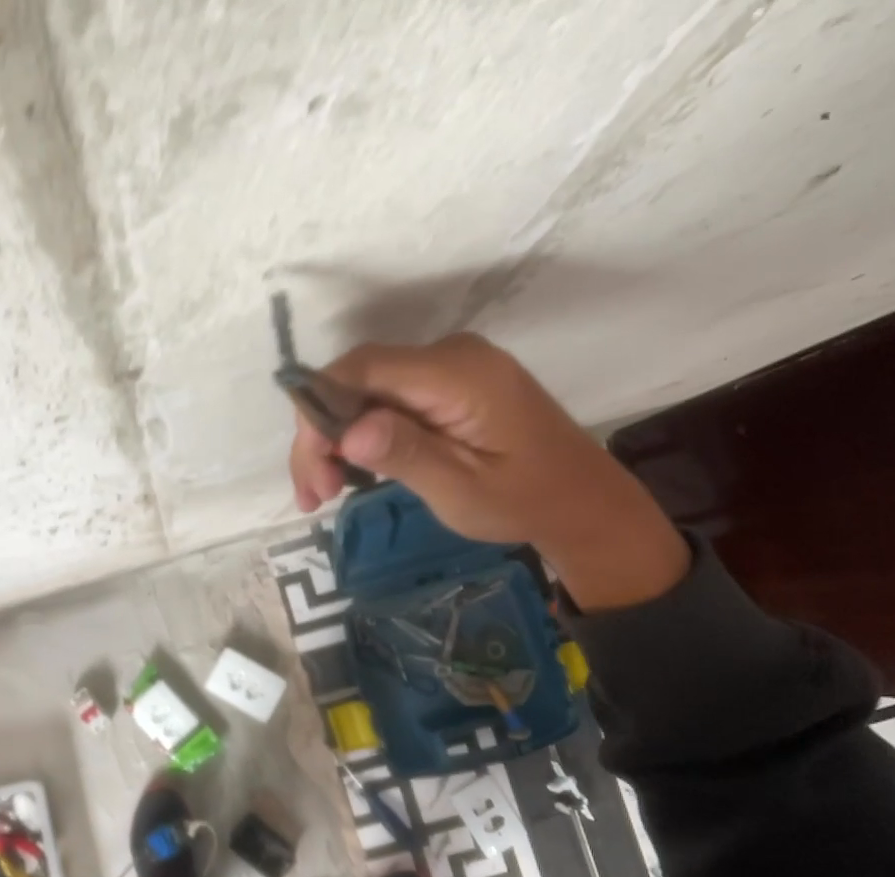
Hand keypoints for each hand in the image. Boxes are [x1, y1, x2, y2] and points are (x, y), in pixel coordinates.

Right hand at [288, 334, 689, 610]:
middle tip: (314, 495)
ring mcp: (449, 366)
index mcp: (458, 374)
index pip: (362, 369)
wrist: (581, 502)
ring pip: (366, 389)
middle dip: (323, 433)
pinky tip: (350, 470)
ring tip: (324, 492)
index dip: (320, 411)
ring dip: (336, 437)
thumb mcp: (462, 489)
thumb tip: (347, 432)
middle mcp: (450, 355)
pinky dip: (362, 432)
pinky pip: (388, 397)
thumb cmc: (525, 501)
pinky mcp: (448, 384)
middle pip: (357, 378)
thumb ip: (406, 453)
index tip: (312, 470)